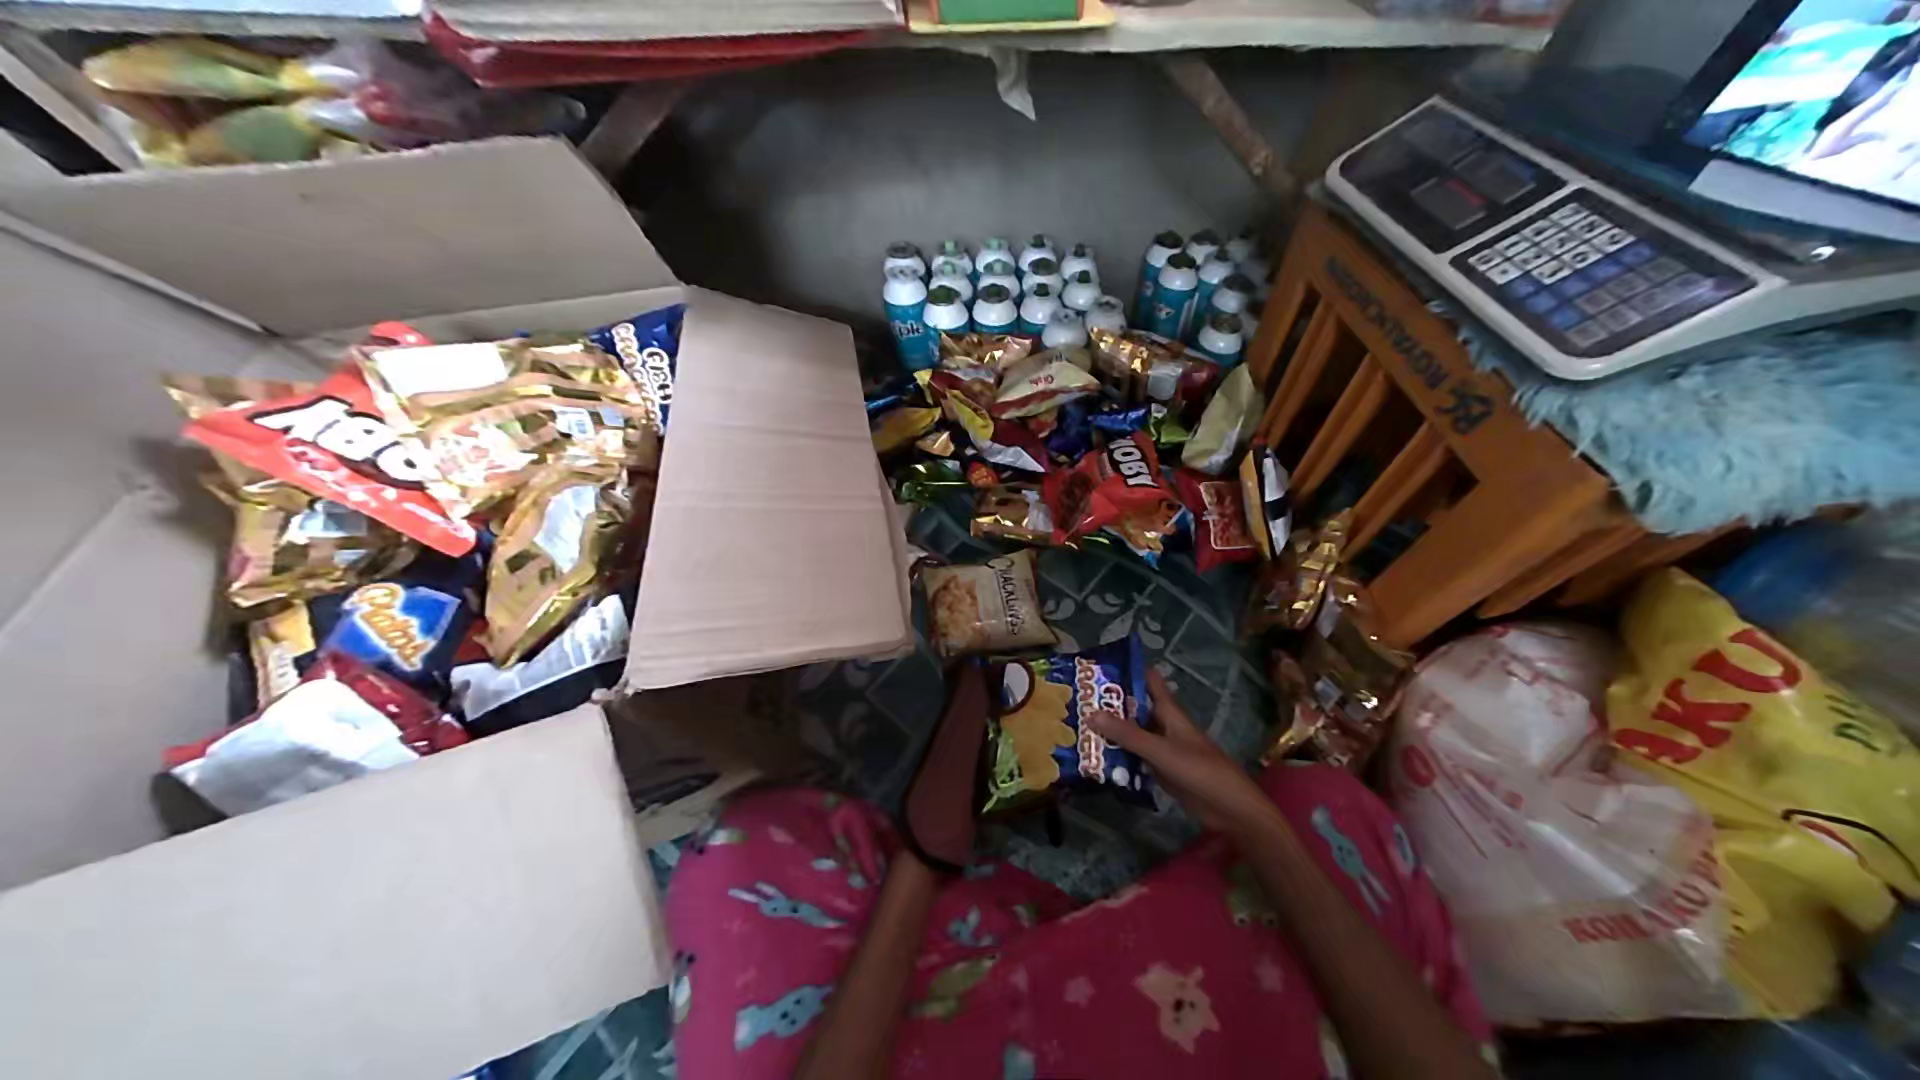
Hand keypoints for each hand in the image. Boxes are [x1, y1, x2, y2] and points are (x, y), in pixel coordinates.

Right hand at [1086, 668, 1276, 837]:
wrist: (1229, 809)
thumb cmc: (1200, 771)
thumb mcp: (1161, 750)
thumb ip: (1128, 734)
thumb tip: (1090, 713)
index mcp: (1169, 713)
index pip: (1149, 681)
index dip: (1128, 670)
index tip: (1099, 666)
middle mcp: (1164, 726)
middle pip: (1135, 708)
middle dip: (1110, 703)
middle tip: (1077, 699)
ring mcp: (1163, 748)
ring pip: (1133, 733)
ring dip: (1112, 731)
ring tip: (1078, 726)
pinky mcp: (1161, 770)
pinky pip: (1135, 757)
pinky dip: (1118, 755)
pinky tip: (1096, 756)